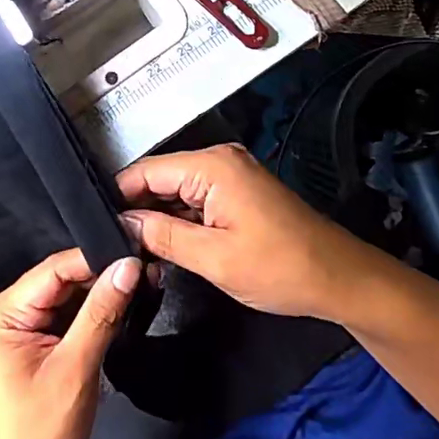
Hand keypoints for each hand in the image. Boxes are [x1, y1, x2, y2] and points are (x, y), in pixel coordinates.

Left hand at [0, 249, 139, 438]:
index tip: (136, 253)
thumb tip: (127, 266)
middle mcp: (1, 319)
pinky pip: (61, 323)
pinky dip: (89, 320)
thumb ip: (102, 312)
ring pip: (64, 302)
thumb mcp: (74, 370)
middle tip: (144, 272)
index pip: (54, 269)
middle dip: (101, 278)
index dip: (96, 258)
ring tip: (138, 290)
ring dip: (98, 299)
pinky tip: (116, 316)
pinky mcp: (28, 354)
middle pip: (59, 283)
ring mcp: (13, 338)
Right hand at [115, 144, 394, 321]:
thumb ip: (163, 236)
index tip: (99, 227)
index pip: (147, 170)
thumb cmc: (282, 267)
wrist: (339, 278)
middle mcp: (221, 160)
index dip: (120, 198)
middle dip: (139, 212)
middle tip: (119, 249)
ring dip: (161, 220)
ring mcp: (232, 174)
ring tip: (141, 256)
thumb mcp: (214, 258)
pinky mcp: (239, 191)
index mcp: (213, 166)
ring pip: (177, 191)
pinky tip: (169, 250)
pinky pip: (198, 199)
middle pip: (161, 179)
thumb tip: (125, 224)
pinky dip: (183, 222)